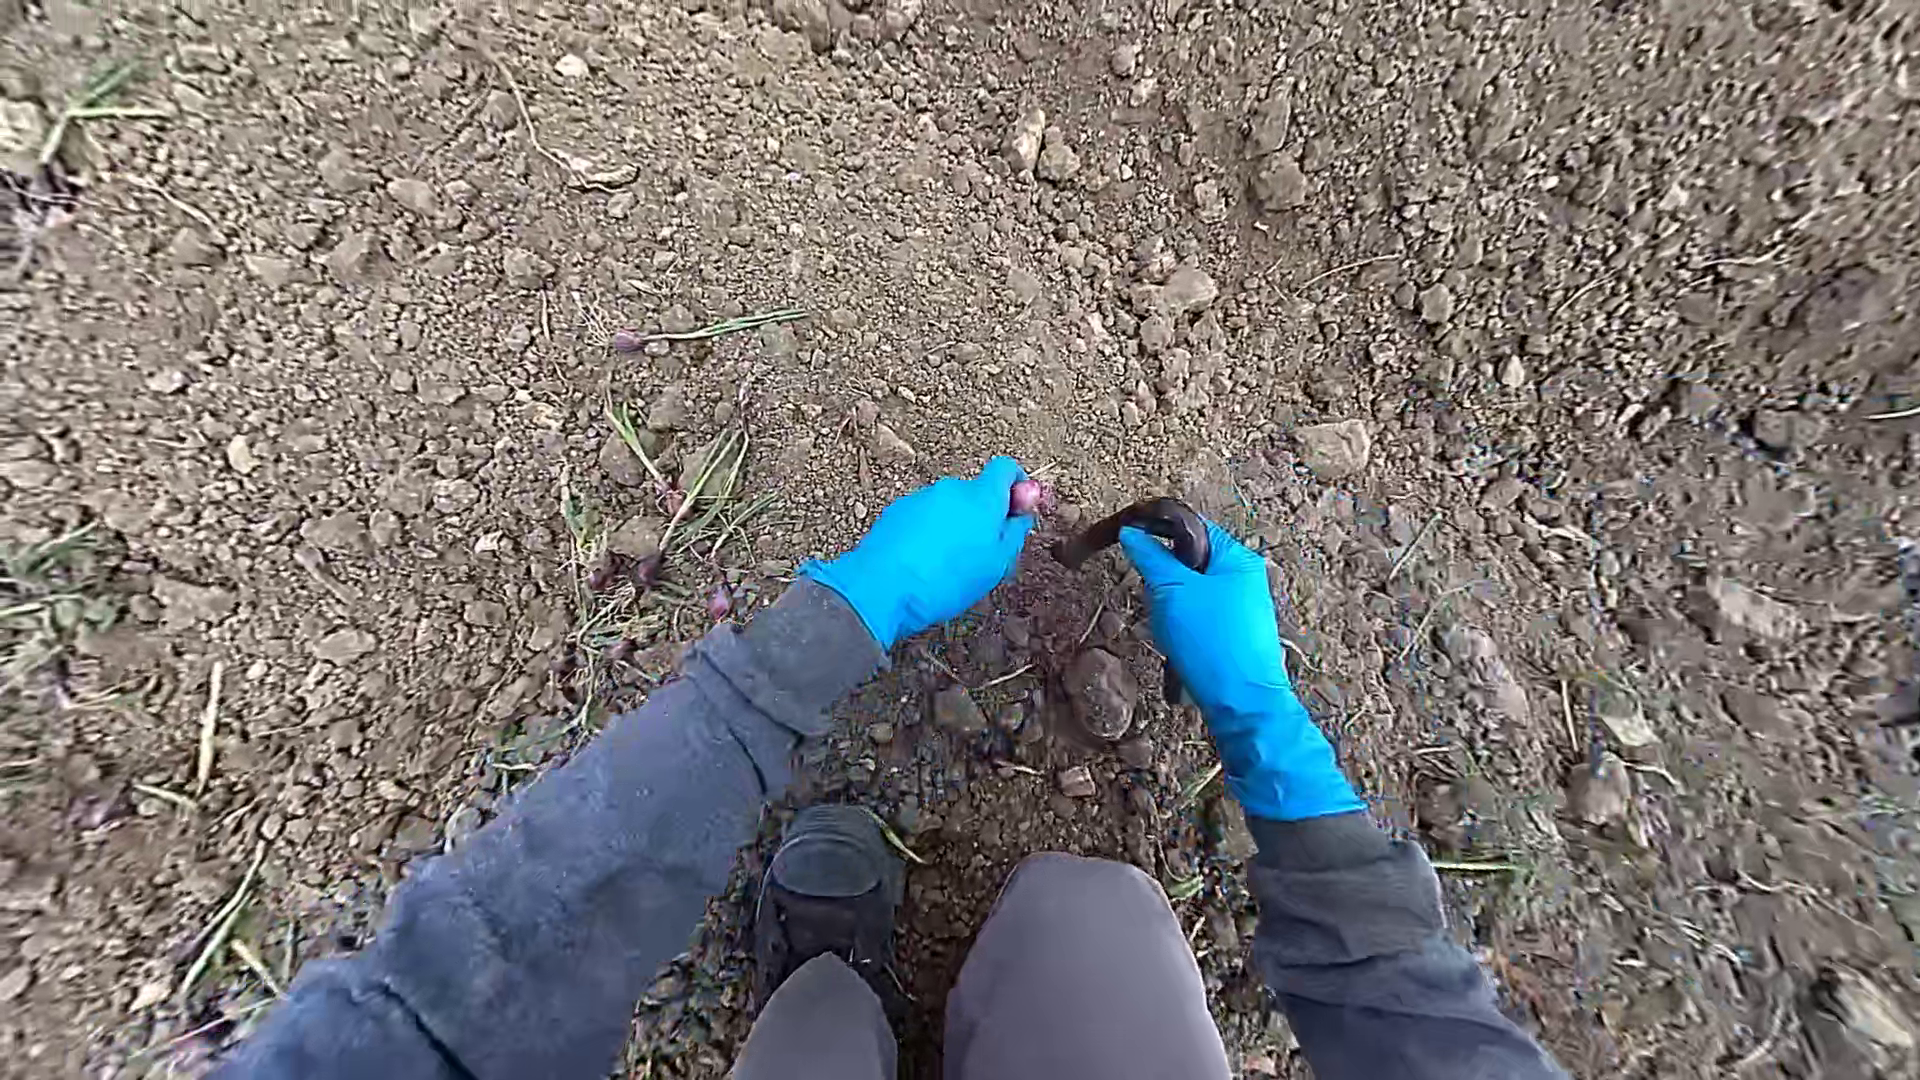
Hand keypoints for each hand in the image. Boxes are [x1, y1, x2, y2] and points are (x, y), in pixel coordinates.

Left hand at [804, 457, 1034, 648]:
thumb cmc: (945, 579)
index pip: (1006, 469)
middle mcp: (950, 489)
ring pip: (949, 508)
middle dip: (984, 517)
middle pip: (976, 493)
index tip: (1017, 511)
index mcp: (981, 497)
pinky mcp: (897, 512)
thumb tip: (1023, 512)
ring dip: (955, 527)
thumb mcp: (997, 563)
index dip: (1016, 486)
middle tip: (984, 552)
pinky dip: (930, 534)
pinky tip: (925, 563)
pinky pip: (924, 518)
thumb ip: (1015, 531)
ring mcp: (920, 499)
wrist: (883, 588)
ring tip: (949, 565)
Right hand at [1119, 520, 1362, 821]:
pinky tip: (1178, 643)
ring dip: (1169, 604)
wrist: (1242, 702)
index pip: (1191, 526)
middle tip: (1156, 597)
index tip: (1131, 540)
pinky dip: (1180, 624)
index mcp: (1236, 558)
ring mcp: (1239, 606)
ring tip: (1168, 626)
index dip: (1159, 530)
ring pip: (1187, 589)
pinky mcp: (1232, 631)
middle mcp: (1242, 577)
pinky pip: (1196, 614)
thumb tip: (1131, 532)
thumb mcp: (1172, 590)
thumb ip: (1150, 557)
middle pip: (1187, 560)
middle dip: (1163, 578)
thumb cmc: (1211, 640)